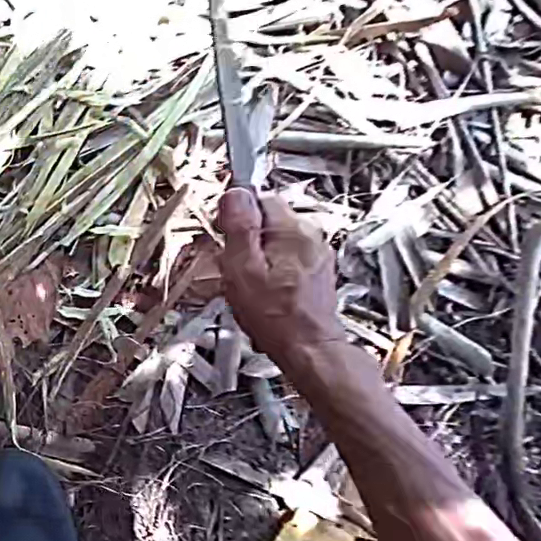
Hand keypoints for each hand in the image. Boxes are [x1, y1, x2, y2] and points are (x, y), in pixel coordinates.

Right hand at [215, 189, 348, 365]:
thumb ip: (239, 228)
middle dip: (245, 236)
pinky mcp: (316, 271)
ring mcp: (317, 254)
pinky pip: (285, 256)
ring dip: (257, 253)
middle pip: (268, 219)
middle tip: (231, 264)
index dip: (236, 215)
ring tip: (245, 279)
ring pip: (276, 239)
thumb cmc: (272, 313)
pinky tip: (261, 288)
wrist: (306, 346)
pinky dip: (270, 267)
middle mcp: (311, 236)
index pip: (260, 199)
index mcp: (293, 230)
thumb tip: (235, 194)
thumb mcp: (242, 268)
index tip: (223, 235)